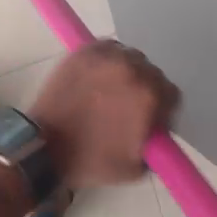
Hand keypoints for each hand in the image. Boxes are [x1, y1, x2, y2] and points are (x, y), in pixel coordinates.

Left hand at [27, 42, 178, 190]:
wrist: (45, 147)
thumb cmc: (91, 161)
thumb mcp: (136, 167)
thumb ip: (157, 145)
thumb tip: (159, 132)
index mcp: (150, 96)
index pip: (171, 95)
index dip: (161, 109)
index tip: (149, 120)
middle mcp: (133, 69)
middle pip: (151, 75)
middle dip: (144, 91)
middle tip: (126, 108)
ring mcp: (106, 57)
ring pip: (130, 59)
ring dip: (126, 73)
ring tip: (108, 92)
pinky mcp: (84, 51)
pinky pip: (108, 49)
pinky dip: (108, 60)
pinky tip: (99, 77)